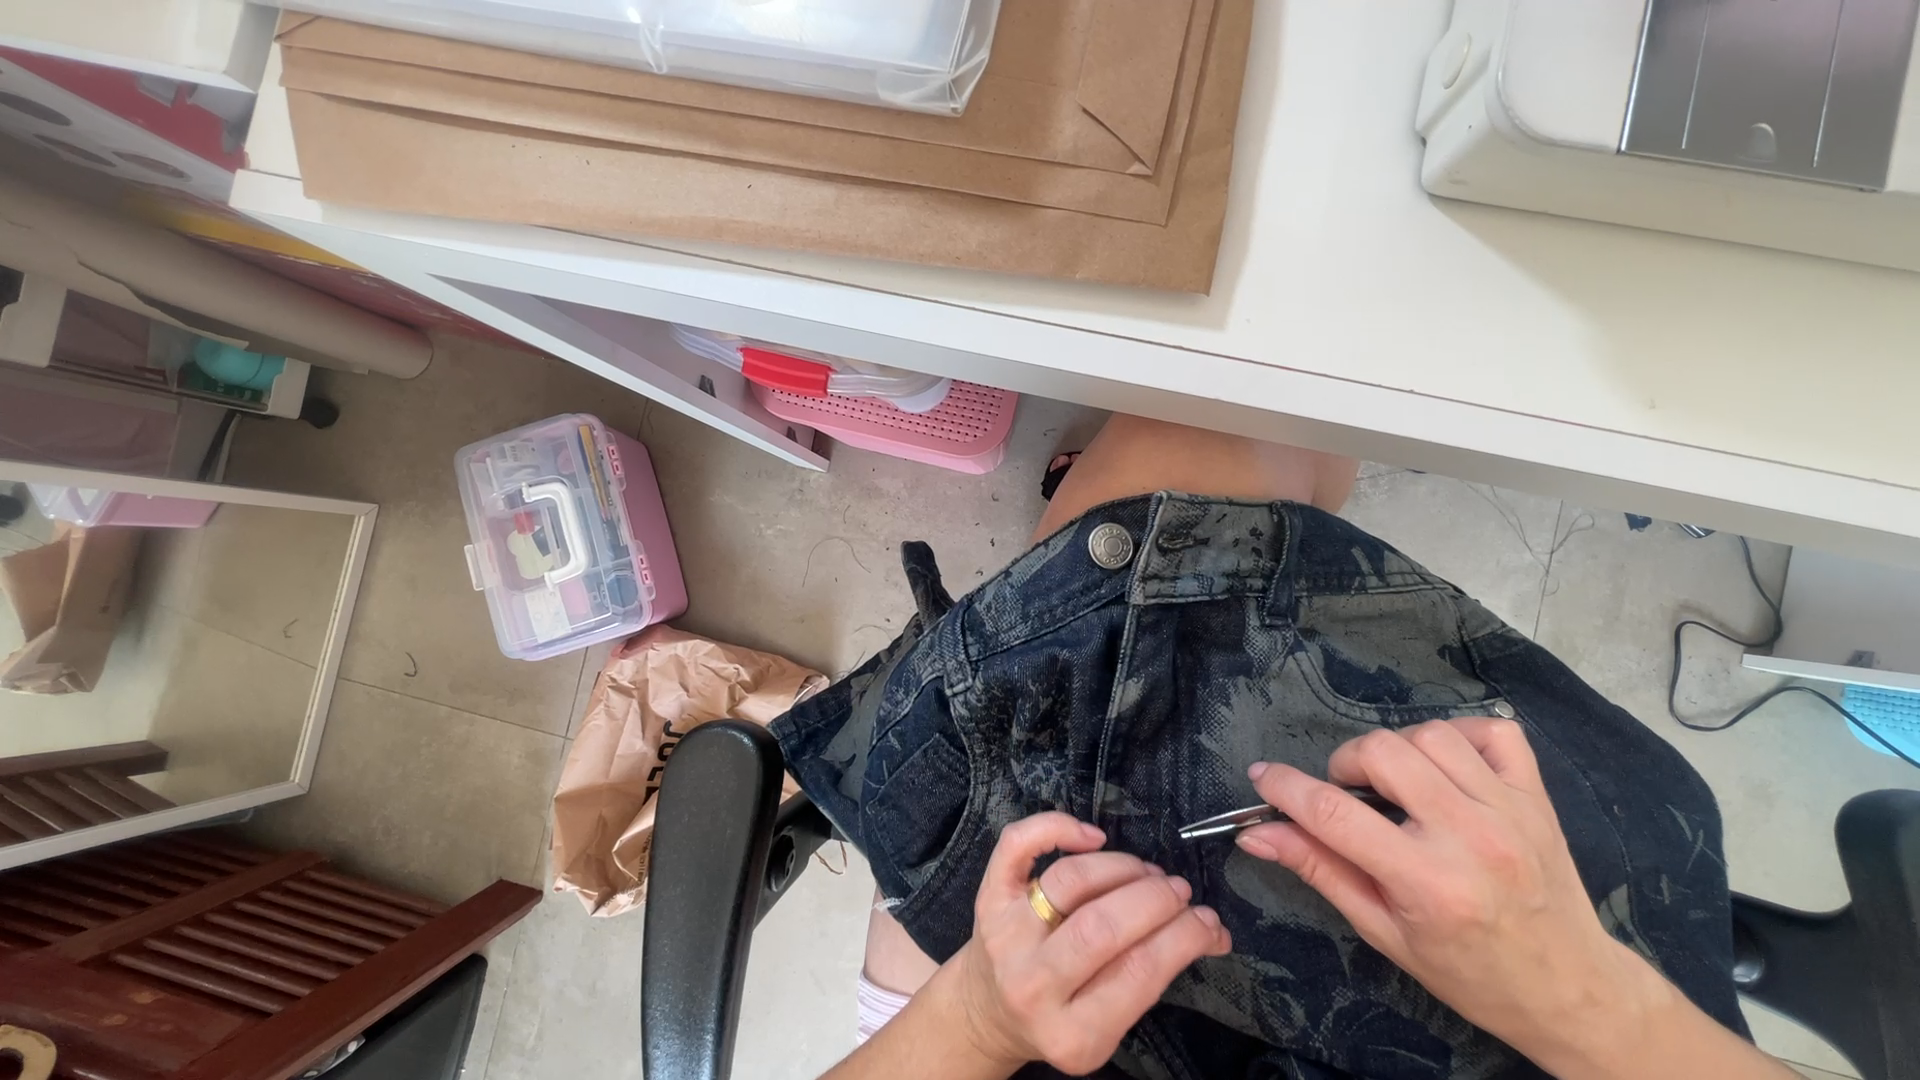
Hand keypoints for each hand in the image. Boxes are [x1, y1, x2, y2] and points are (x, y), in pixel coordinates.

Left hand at [943, 812, 1231, 1074]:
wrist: (987, 1010)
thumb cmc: (1059, 1014)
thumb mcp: (1107, 1022)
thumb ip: (1154, 977)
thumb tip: (1214, 930)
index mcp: (1073, 1032)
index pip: (1139, 972)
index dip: (1183, 936)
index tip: (1207, 918)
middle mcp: (1034, 982)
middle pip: (1103, 925)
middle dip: (1155, 898)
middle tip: (1180, 889)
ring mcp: (1007, 934)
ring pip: (1070, 880)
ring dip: (1120, 866)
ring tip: (1147, 871)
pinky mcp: (989, 896)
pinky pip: (1017, 846)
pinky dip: (1055, 827)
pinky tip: (1093, 834)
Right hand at [1234, 718, 1641, 1058]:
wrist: (1573, 992)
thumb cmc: (1467, 972)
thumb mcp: (1381, 930)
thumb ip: (1318, 869)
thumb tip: (1258, 833)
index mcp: (1428, 883)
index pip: (1334, 814)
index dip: (1285, 787)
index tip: (1262, 776)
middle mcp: (1471, 838)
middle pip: (1382, 753)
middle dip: (1346, 765)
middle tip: (1348, 795)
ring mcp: (1510, 811)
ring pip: (1429, 735)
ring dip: (1396, 750)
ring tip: (1396, 785)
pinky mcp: (1536, 796)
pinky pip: (1492, 732)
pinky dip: (1457, 736)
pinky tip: (1444, 767)